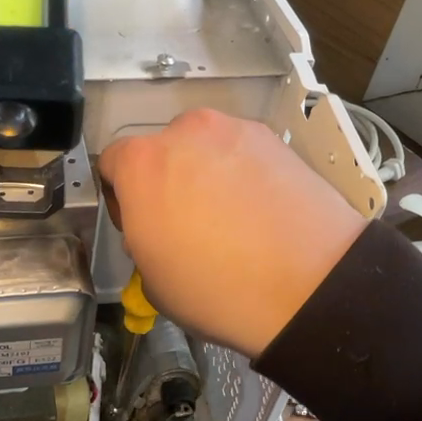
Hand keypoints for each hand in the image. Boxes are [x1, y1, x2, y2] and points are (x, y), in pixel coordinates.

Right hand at [98, 108, 365, 358]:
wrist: (309, 287)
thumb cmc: (218, 290)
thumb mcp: (153, 281)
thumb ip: (141, 238)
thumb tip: (157, 229)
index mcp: (141, 165)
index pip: (112, 164)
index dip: (121, 198)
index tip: (138, 225)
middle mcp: (185, 133)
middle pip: (161, 150)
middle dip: (166, 181)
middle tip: (185, 224)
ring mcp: (235, 130)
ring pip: (205, 149)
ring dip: (206, 174)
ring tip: (228, 219)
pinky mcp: (276, 141)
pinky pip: (243, 153)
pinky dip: (244, 174)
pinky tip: (258, 212)